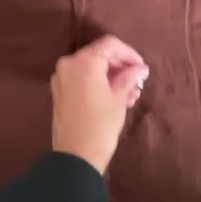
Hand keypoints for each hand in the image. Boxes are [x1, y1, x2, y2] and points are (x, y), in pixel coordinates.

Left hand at [50, 35, 149, 175]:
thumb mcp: (119, 98)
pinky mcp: (59, 92)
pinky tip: (115, 97)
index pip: (110, 44)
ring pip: (92, 68)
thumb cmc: (101, 125)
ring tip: (130, 94)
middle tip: (138, 82)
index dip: (129, 53)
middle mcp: (69, 64)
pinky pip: (82, 79)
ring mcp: (61, 78)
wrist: (76, 156)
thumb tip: (140, 68)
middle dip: (121, 66)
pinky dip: (98, 83)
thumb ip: (130, 77)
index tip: (141, 68)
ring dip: (111, 76)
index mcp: (84, 61)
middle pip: (100, 55)